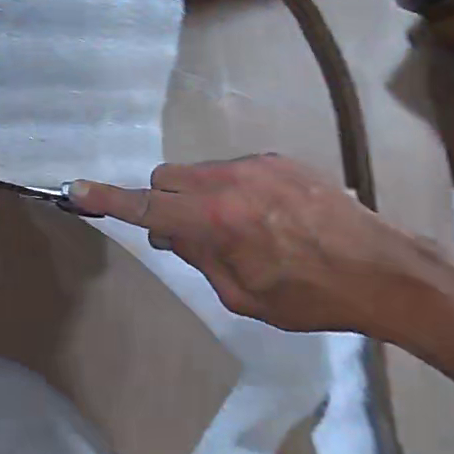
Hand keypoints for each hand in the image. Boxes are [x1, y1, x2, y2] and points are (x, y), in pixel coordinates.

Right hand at [67, 154, 453, 333]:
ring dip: (197, 196)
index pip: (146, 206)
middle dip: (163, 203)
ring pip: (198, 171)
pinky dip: (229, 188)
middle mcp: (228, 180)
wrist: (378, 265)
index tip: (76, 190)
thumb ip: (198, 258)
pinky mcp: (278, 158)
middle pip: (166, 177)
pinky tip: (265, 216)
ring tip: (237, 229)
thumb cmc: (308, 295)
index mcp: (216, 220)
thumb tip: (168, 231)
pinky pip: (232, 168)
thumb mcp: (243, 295)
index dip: (107, 201)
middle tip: (186, 237)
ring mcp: (255, 163)